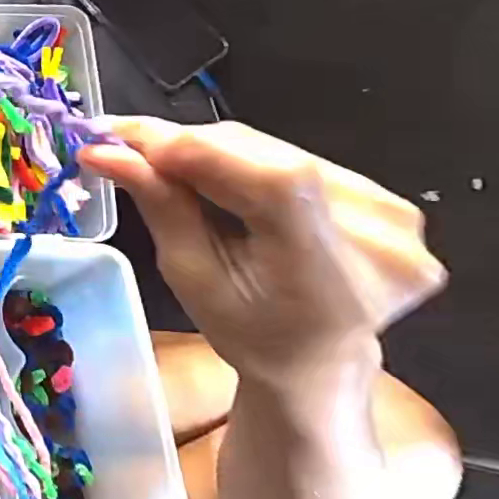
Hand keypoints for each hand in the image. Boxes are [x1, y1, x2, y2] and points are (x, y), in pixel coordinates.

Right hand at [79, 118, 445, 388]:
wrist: (315, 360)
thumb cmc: (245, 331)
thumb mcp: (188, 273)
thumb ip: (158, 203)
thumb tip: (102, 150)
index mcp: (329, 278)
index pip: (274, 184)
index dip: (197, 150)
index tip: (125, 139)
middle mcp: (381, 239)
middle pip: (268, 158)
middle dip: (189, 146)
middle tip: (128, 145)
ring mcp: (397, 218)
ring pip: (277, 150)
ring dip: (213, 150)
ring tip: (167, 162)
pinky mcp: (392, 201)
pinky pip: (297, 157)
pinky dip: (245, 158)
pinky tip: (219, 177)